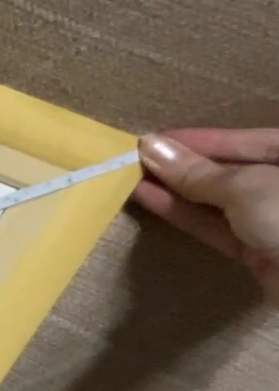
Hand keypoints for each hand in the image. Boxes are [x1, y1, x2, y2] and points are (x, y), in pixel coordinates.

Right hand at [134, 130, 278, 298]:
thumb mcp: (249, 187)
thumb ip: (198, 171)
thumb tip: (149, 146)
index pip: (261, 141)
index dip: (208, 138)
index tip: (155, 140)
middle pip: (239, 171)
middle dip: (188, 165)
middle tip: (138, 158)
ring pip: (223, 200)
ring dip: (175, 189)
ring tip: (129, 177)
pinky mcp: (263, 251)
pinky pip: (217, 225)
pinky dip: (181, 212)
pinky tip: (144, 197)